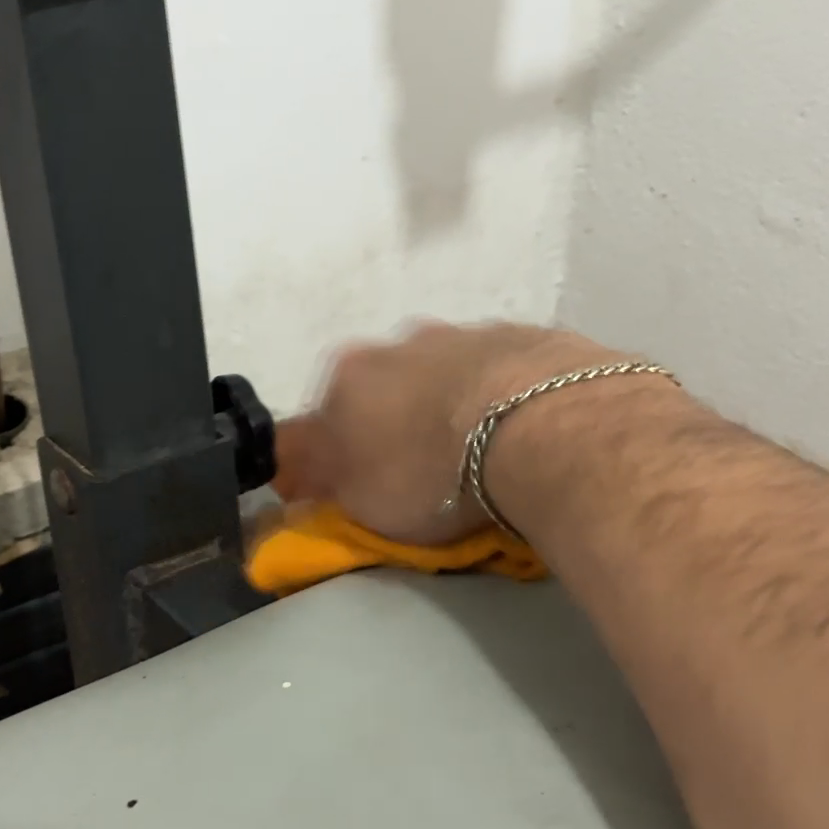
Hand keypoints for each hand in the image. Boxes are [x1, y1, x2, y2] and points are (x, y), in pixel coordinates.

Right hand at [272, 321, 625, 543]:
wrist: (540, 429)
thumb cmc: (429, 472)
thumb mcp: (352, 494)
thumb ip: (313, 476)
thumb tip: (288, 467)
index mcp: (347, 375)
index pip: (319, 415)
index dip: (331, 454)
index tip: (350, 484)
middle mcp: (399, 342)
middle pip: (383, 387)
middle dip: (393, 422)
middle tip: (419, 470)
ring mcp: (464, 334)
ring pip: (443, 374)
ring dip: (448, 405)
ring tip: (477, 452)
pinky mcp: (524, 337)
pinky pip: (498, 372)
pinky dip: (499, 397)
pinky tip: (519, 431)